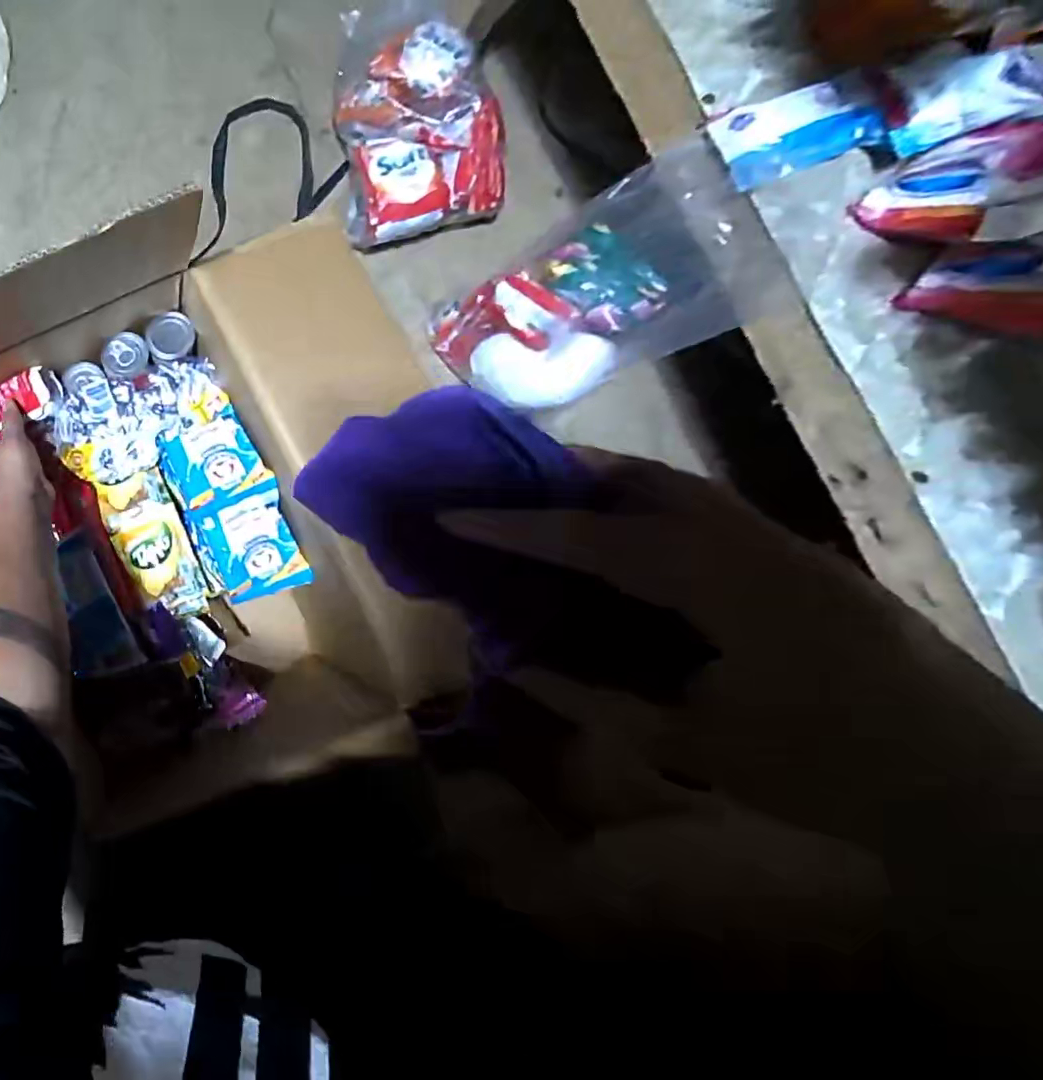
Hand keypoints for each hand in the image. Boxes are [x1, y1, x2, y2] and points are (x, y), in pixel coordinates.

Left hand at [0, 403, 50, 502]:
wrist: (30, 499)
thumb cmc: (16, 466)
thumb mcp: (13, 438)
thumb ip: (12, 420)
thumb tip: (8, 400)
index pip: (4, 436)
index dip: (15, 425)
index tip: (29, 413)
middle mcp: (7, 466)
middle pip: (21, 446)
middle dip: (33, 436)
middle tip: (48, 421)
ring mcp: (24, 476)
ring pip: (35, 456)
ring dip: (45, 448)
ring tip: (58, 432)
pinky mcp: (39, 484)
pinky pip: (47, 468)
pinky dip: (53, 461)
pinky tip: (63, 451)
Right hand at [440, 451, 1042, 1049]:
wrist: (986, 791)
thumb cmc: (826, 772)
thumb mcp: (690, 744)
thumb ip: (588, 696)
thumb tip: (507, 658)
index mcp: (730, 592)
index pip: (597, 540)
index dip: (516, 527)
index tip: (451, 515)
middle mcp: (760, 550)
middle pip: (646, 482)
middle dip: (564, 473)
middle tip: (496, 477)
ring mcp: (788, 549)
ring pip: (680, 488)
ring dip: (605, 483)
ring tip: (543, 489)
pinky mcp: (800, 562)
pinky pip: (704, 511)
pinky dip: (645, 504)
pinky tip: (615, 528)